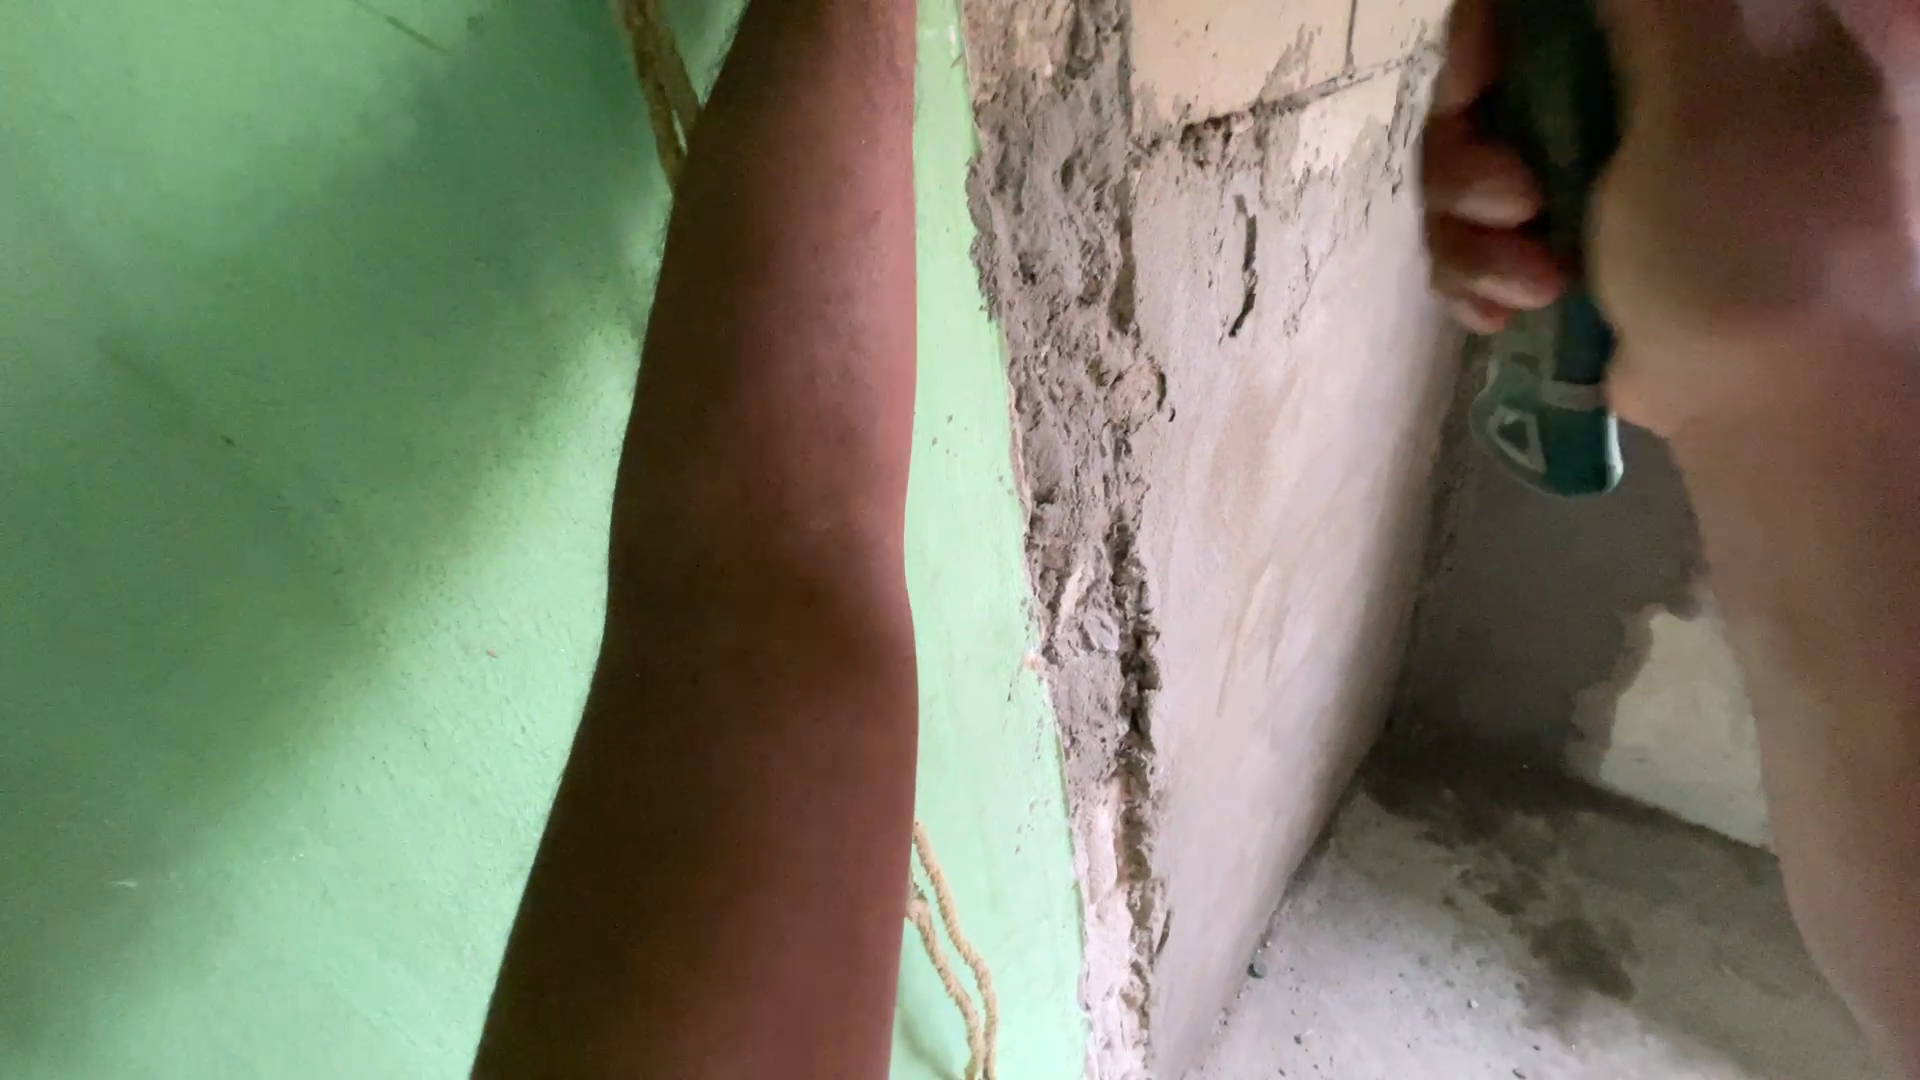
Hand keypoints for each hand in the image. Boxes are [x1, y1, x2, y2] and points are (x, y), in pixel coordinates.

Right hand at [1421, 0, 1919, 440]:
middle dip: (1471, 166)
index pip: (1541, 7)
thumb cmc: (1748, 236)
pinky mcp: (1542, 250)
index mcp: (1680, 38)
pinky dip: (1475, 284)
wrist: (1753, 387)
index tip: (1475, 84)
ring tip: (1530, 287)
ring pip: (1457, 187)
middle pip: (1478, 100)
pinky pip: (1463, 248)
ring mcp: (1575, 183)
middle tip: (1515, 206)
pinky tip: (1509, 313)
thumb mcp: (1711, 92)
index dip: (1486, 36)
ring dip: (1474, 244)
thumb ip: (1645, 6)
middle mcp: (1619, 101)